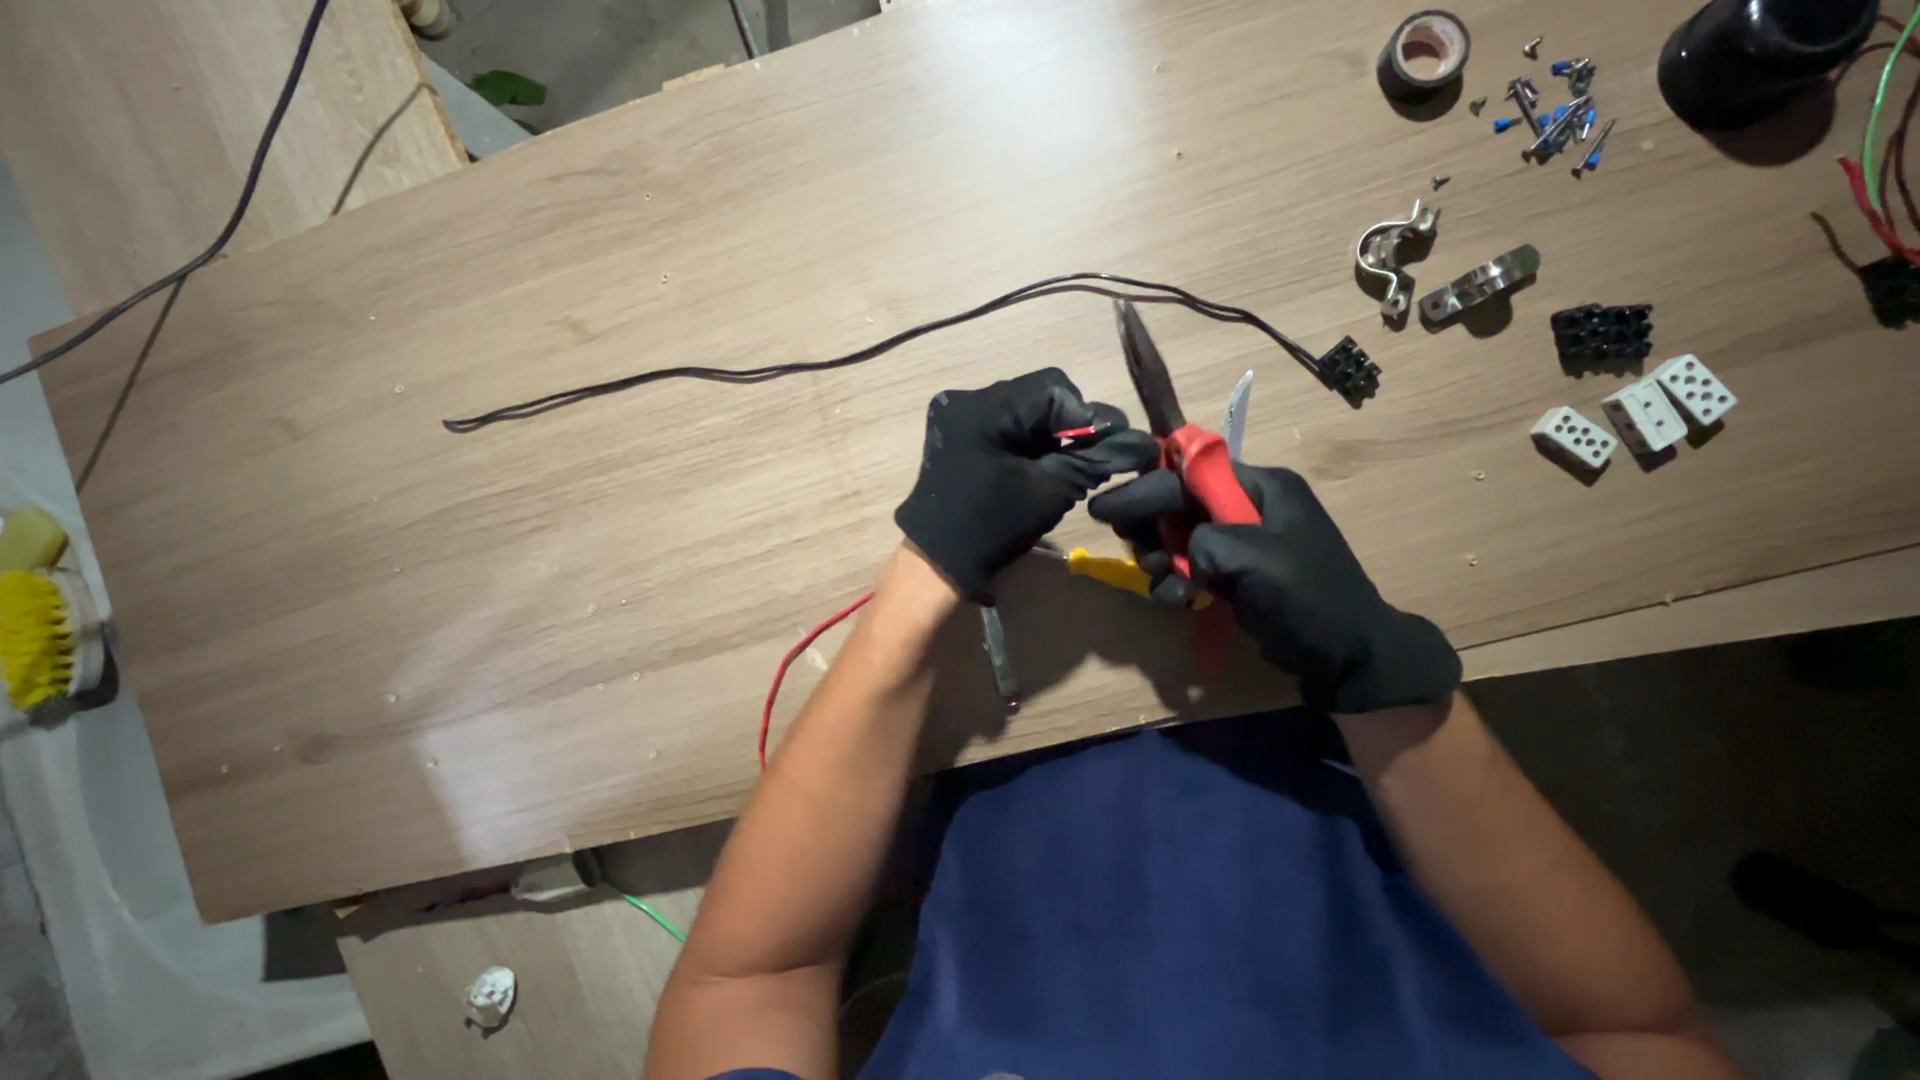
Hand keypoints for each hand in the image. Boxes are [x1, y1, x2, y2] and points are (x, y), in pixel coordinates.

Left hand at [895, 368, 1158, 599]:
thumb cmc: (992, 528)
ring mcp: (958, 416)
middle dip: (1068, 426)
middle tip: (1085, 461)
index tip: (1103, 450)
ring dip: (1050, 434)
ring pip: (1025, 410)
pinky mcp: (959, 434)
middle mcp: (965, 400)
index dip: (1085, 416)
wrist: (936, 564)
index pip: (1052, 388)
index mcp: (982, 408)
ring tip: (1062, 467)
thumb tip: (1140, 443)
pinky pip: (1007, 425)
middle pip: (1038, 395)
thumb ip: (1094, 460)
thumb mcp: (1050, 491)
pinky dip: (1030, 442)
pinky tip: (1038, 468)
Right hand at [1088, 464, 1459, 713]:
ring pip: (1177, 535)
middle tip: (1141, 553)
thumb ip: (1208, 538)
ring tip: (1162, 582)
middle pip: (1177, 501)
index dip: (1145, 487)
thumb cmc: (1308, 599)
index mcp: (1261, 486)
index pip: (1190, 471)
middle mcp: (1248, 504)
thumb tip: (1185, 551)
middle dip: (1151, 526)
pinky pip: (1188, 565)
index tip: (1104, 510)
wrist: (1347, 656)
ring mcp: (1241, 540)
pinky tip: (1177, 601)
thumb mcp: (1257, 559)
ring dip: (1160, 559)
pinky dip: (1174, 582)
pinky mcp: (1234, 572)